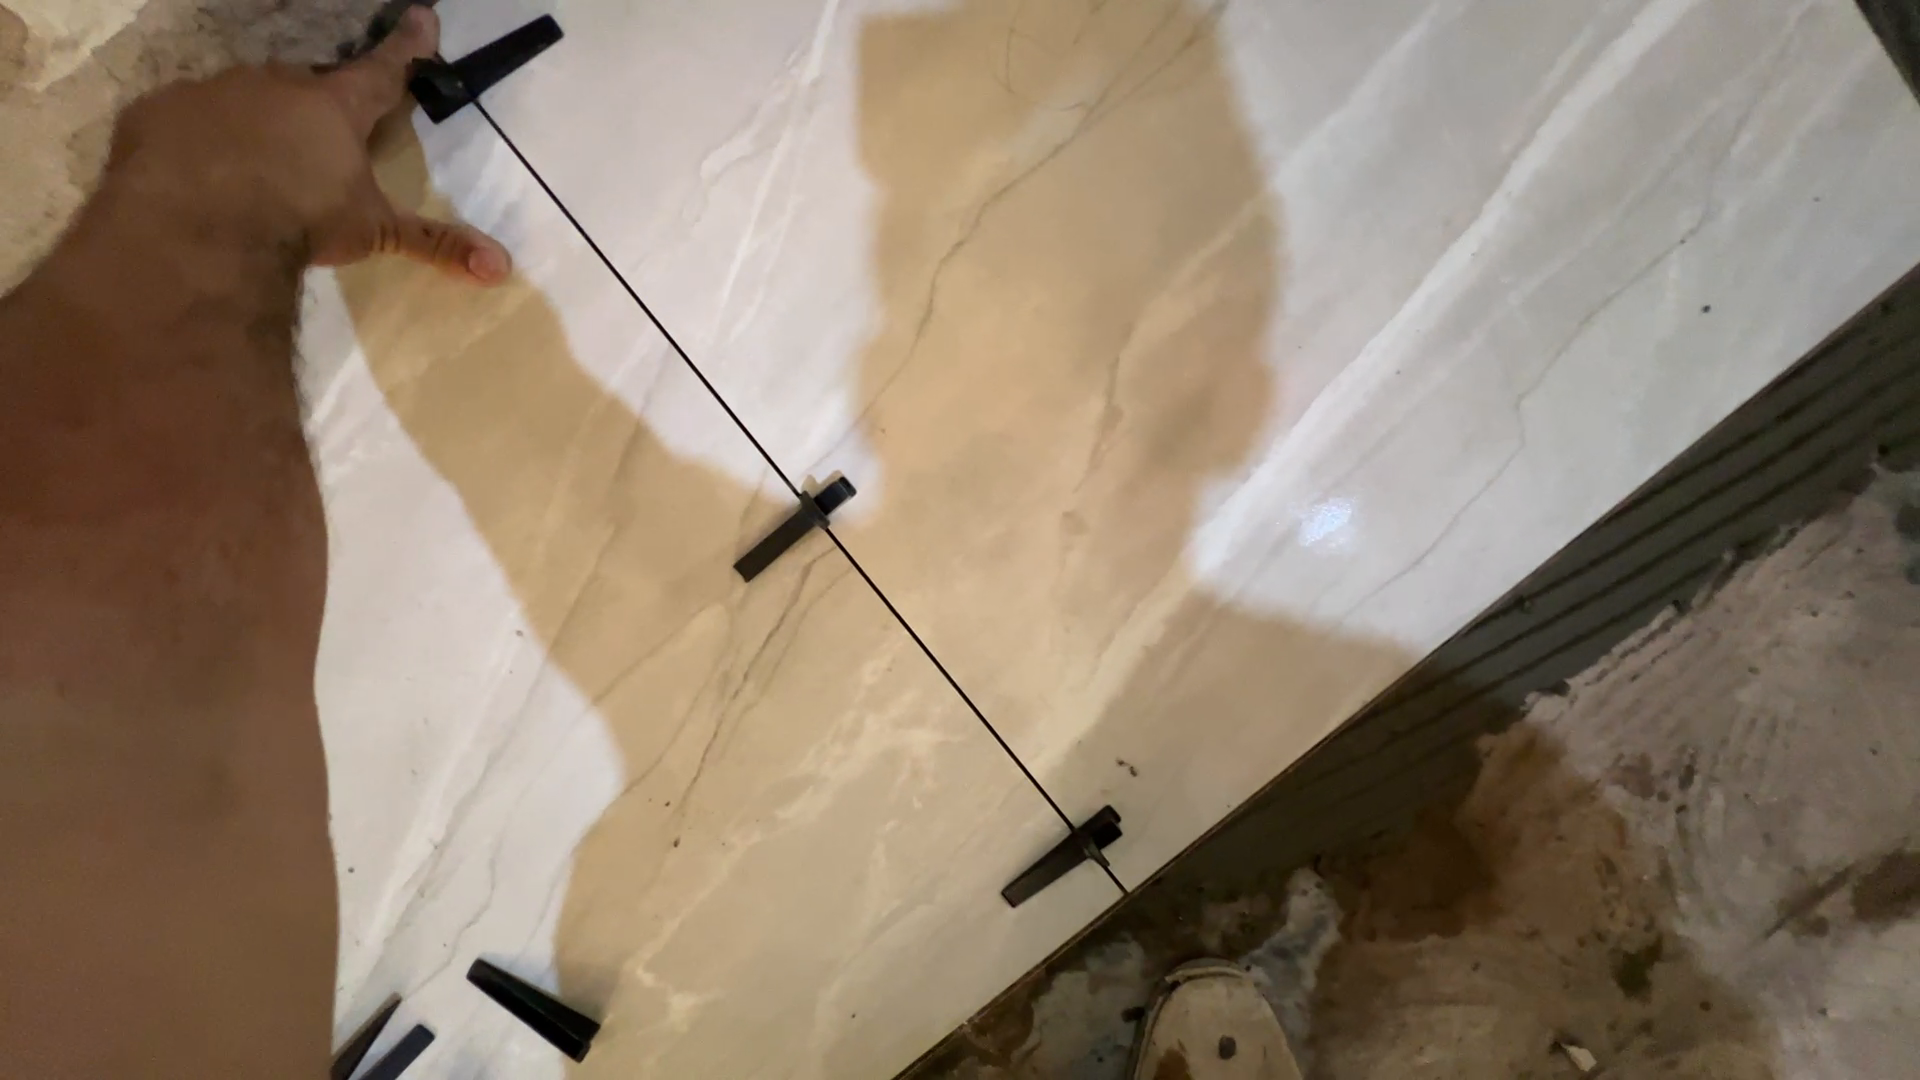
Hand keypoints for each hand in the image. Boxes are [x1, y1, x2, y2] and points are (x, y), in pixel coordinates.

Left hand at [104, 6, 509, 283]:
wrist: (197, 224)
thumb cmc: (302, 217)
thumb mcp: (380, 233)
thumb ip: (438, 245)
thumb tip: (502, 267)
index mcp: (334, 109)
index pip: (381, 72)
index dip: (406, 48)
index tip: (422, 15)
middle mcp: (274, 86)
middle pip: (309, 84)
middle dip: (323, 101)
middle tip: (329, 131)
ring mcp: (212, 92)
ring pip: (250, 96)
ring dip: (266, 118)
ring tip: (270, 158)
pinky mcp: (162, 112)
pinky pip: (197, 116)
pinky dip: (214, 136)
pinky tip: (217, 167)